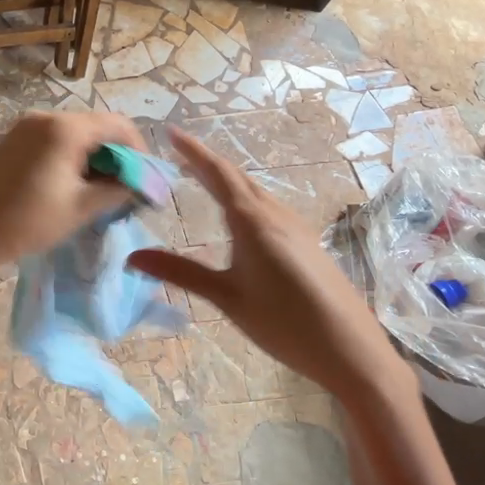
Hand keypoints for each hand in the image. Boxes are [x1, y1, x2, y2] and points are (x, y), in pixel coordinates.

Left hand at [0, 111, 148, 274]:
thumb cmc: (29, 222)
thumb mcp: (82, 207)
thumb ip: (118, 189)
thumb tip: (142, 183)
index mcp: (65, 129)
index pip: (118, 125)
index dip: (138, 151)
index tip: (143, 180)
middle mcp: (45, 117)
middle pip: (96, 127)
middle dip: (115, 156)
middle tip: (122, 190)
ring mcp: (25, 126)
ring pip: (75, 134)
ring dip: (92, 157)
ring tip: (96, 192)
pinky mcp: (12, 139)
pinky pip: (52, 139)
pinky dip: (69, 156)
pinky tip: (69, 185)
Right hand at [128, 130, 404, 402]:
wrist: (353, 352)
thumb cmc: (285, 323)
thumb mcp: (226, 297)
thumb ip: (180, 272)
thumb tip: (131, 257)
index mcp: (252, 220)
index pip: (217, 173)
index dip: (193, 151)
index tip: (171, 132)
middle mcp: (276, 214)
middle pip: (238, 177)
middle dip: (208, 162)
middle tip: (179, 153)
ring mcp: (297, 227)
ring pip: (256, 191)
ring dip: (228, 180)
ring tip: (202, 178)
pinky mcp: (308, 243)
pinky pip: (269, 206)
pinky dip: (245, 198)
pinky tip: (239, 216)